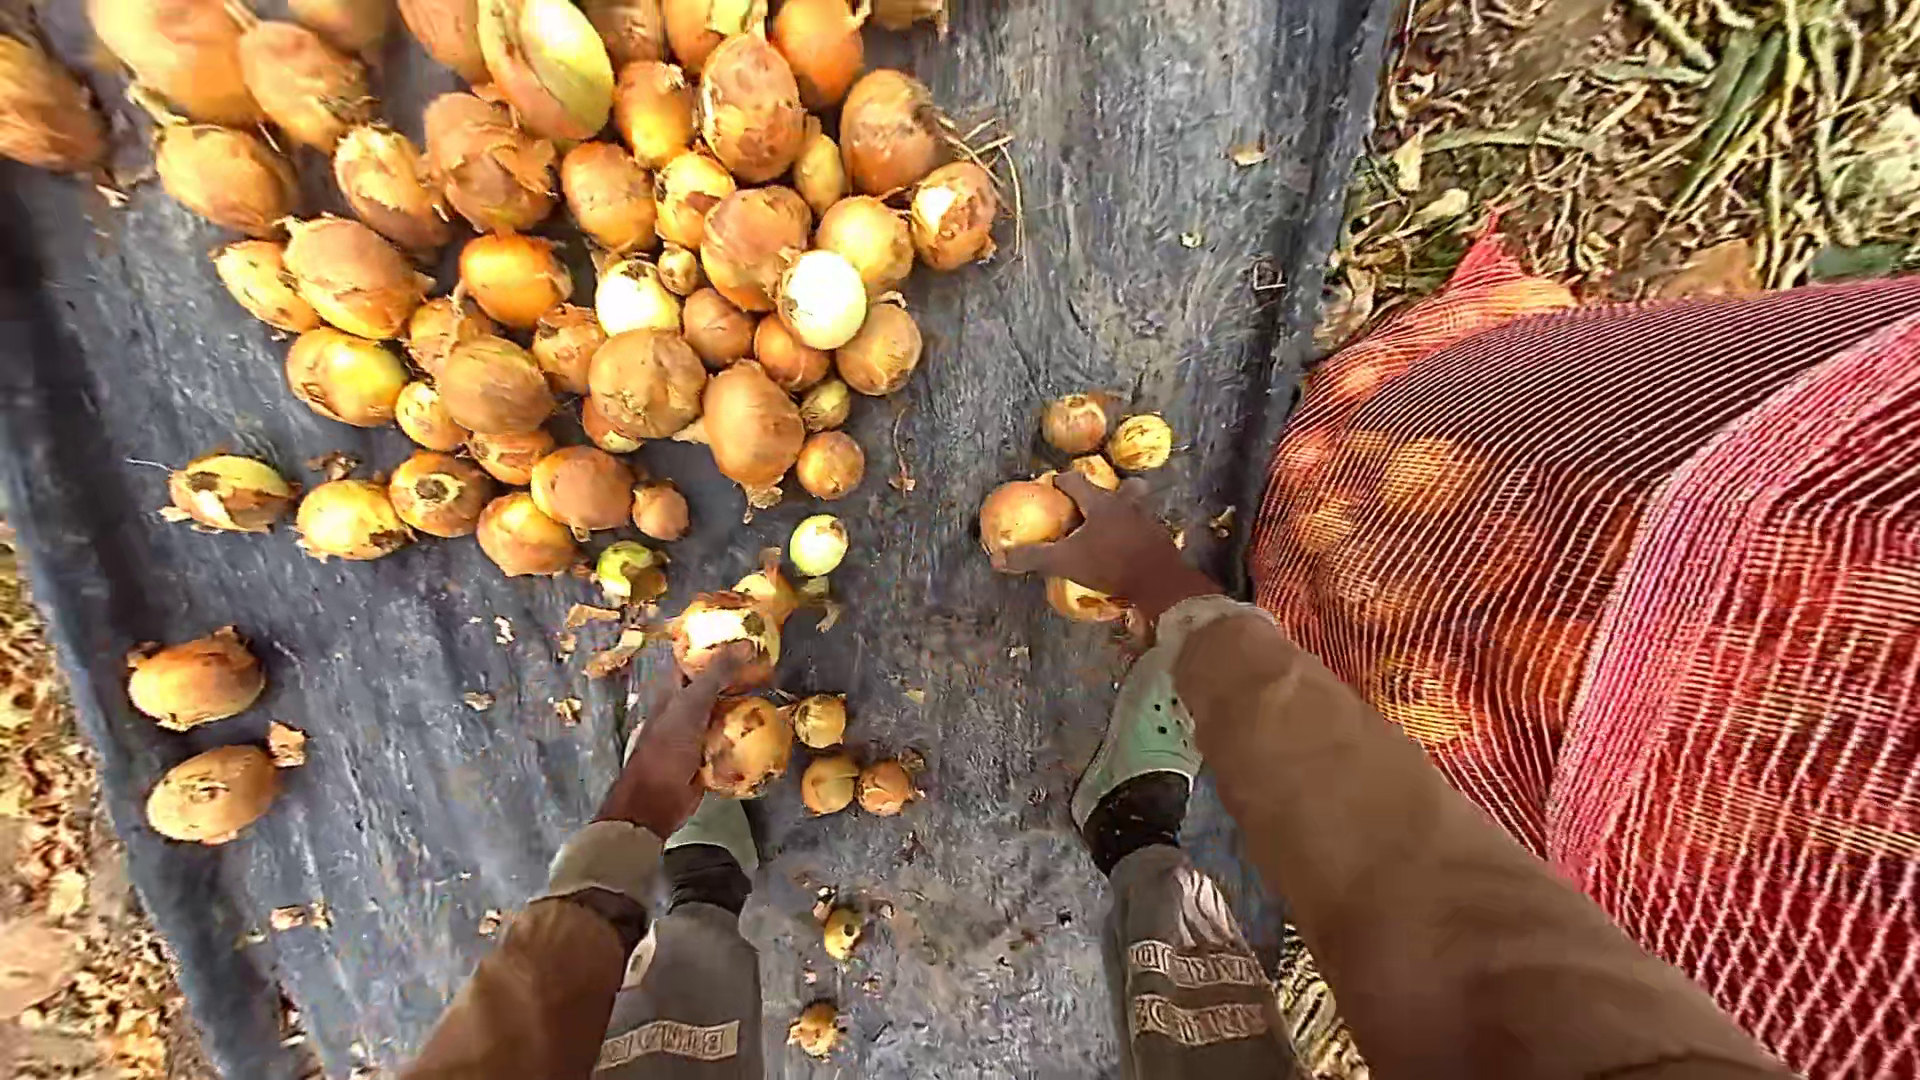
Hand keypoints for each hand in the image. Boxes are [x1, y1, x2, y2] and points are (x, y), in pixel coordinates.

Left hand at [594, 643, 751, 838]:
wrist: (657, 801)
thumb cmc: (667, 746)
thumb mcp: (693, 703)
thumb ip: (718, 673)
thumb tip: (746, 643)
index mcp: (671, 688)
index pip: (694, 657)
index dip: (716, 644)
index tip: (745, 635)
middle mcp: (682, 705)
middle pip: (713, 681)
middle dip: (738, 672)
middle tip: (767, 662)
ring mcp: (695, 728)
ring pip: (724, 706)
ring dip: (745, 699)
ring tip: (773, 687)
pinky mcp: (708, 750)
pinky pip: (730, 732)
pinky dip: (745, 726)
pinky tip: (766, 720)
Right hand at [996, 472, 1220, 621]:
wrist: (1159, 583)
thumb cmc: (1109, 564)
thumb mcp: (1064, 561)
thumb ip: (1032, 558)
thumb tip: (997, 559)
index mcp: (1100, 503)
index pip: (1076, 481)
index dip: (1062, 480)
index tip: (1053, 484)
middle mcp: (1126, 504)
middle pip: (1120, 487)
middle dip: (1107, 491)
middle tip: (1092, 503)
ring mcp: (1147, 521)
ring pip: (1138, 505)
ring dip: (1127, 509)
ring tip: (1114, 524)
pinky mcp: (1160, 540)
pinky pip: (1146, 529)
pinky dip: (1137, 533)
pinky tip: (1129, 547)